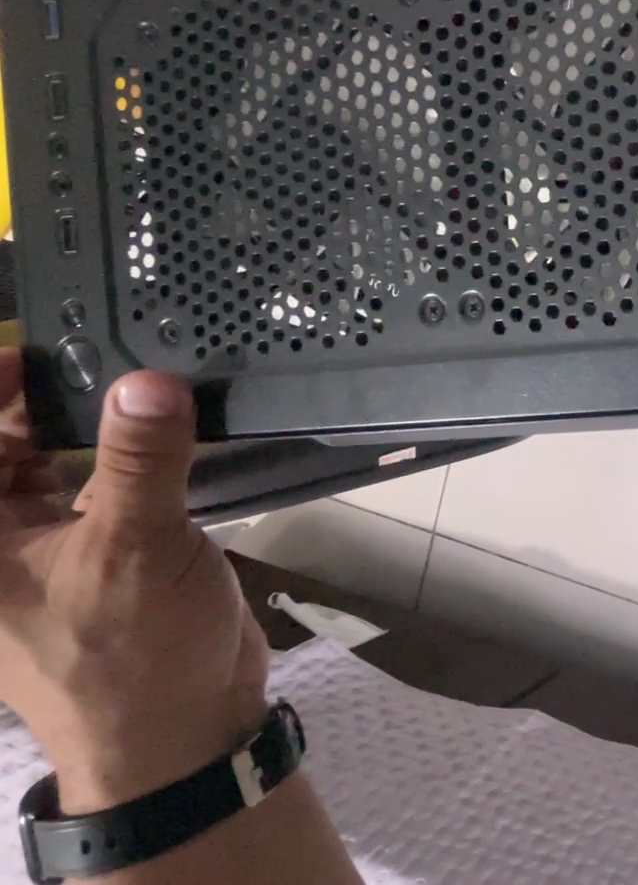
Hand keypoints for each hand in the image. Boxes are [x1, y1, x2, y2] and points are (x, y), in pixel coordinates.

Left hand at [0, 351, 268, 813]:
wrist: (179, 718)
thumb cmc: (126, 645)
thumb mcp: (133, 548)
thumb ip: (141, 462)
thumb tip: (149, 380)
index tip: (31, 345)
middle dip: (35, 399)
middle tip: (103, 351)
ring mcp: (47, 542)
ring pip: (49, 460)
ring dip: (89, 421)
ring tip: (141, 378)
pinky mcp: (106, 547)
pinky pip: (104, 483)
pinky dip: (130, 451)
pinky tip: (170, 427)